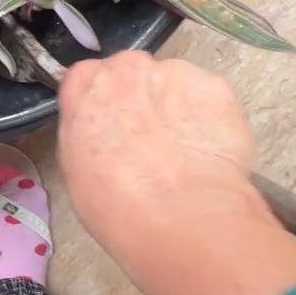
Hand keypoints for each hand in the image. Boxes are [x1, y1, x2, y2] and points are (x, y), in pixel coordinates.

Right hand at [57, 51, 295, 294]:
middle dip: (137, 99)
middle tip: (151, 143)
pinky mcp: (216, 89)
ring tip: (186, 154)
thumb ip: (84, 138)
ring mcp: (174, 77)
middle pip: (128, 72)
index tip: (114, 132)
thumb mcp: (79, 176)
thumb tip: (102, 132)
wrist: (181, 222)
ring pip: (170, 82)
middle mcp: (126, 72)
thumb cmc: (118, 212)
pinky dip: (207, 116)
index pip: (84, 77)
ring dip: (174, 106)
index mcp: (83, 94)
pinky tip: (211, 153)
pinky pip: (205, 96)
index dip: (101, 106)